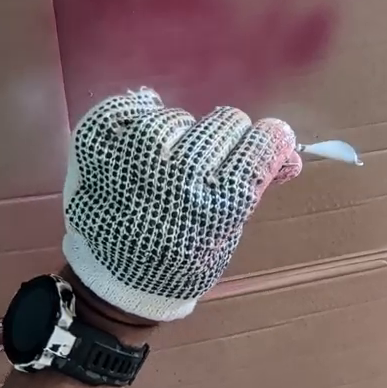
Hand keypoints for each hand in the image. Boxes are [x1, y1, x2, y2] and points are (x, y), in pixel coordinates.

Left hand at [61, 89, 300, 321]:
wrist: (111, 282)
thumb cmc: (179, 259)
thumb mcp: (226, 232)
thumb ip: (257, 185)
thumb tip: (291, 150)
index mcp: (214, 205)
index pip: (259, 147)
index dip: (268, 140)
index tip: (264, 142)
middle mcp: (175, 176)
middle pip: (224, 123)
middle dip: (224, 138)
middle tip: (206, 161)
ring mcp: (130, 158)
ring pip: (178, 117)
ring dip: (179, 133)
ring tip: (165, 162)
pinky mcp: (95, 144)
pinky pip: (128, 105)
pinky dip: (138, 114)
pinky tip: (140, 140)